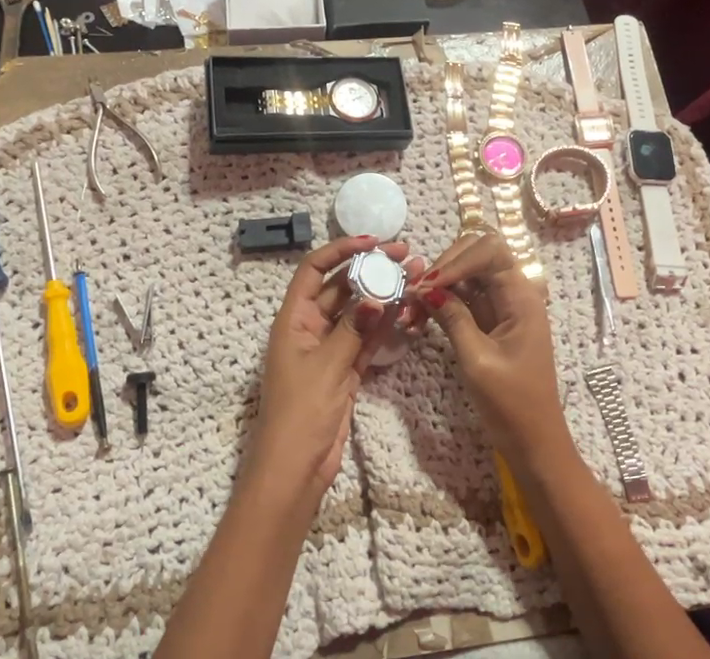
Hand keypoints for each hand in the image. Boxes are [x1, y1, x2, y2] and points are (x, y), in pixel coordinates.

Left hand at [244, 235, 411, 501]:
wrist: (295, 468)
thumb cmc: (300, 412)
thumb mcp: (327, 366)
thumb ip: (353, 329)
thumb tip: (377, 295)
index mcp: (293, 319)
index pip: (314, 270)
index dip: (340, 250)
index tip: (373, 241)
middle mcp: (309, 328)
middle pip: (341, 288)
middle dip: (371, 270)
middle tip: (407, 256)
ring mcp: (328, 349)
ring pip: (359, 313)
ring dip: (384, 295)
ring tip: (417, 277)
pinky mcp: (344, 370)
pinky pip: (366, 339)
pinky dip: (385, 326)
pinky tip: (409, 310)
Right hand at [409, 232, 569, 463]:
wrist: (532, 441)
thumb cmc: (512, 404)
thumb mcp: (477, 360)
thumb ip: (453, 318)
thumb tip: (426, 289)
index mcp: (522, 297)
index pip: (489, 251)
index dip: (456, 260)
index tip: (427, 286)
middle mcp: (513, 294)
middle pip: (475, 255)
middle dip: (442, 268)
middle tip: (413, 295)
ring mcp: (500, 307)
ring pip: (464, 275)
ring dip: (436, 286)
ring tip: (410, 310)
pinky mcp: (488, 322)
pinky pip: (462, 297)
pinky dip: (439, 302)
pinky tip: (418, 318)